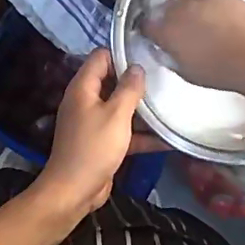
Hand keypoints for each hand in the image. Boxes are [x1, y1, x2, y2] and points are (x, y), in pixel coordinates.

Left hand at [30, 49, 161, 218]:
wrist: (74, 190)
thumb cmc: (94, 148)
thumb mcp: (116, 115)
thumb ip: (129, 89)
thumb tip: (137, 67)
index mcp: (83, 88)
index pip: (100, 57)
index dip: (122, 54)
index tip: (148, 56)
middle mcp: (85, 101)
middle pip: (112, 82)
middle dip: (136, 82)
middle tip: (165, 79)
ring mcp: (92, 122)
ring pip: (120, 108)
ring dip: (142, 109)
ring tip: (171, 104)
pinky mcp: (101, 142)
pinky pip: (123, 131)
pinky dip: (140, 134)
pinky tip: (167, 138)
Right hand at [141, 0, 244, 94]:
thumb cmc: (222, 72)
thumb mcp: (186, 72)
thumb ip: (171, 55)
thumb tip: (166, 48)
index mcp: (167, 32)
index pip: (146, 24)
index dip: (149, 30)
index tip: (155, 34)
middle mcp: (179, 10)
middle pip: (164, 8)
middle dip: (168, 17)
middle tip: (180, 29)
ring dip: (187, 8)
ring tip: (200, 21)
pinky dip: (206, 1)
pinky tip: (216, 13)